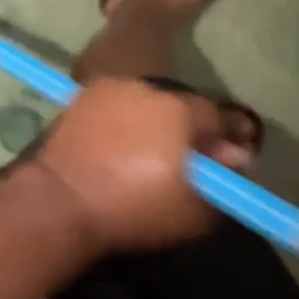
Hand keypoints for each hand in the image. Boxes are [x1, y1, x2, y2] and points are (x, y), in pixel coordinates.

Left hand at [29, 77, 255, 253]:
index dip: (226, 138)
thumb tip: (234, 158)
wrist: (64, 198)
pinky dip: (124, 119)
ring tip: (149, 154)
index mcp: (180, 110)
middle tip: (187, 160)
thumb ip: (223, 180)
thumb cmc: (136, 208)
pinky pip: (117, 105)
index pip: (217, 116)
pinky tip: (119, 144)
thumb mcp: (196, 210)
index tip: (228, 159)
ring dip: (155, 122)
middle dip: (189, 130)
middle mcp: (146, 88)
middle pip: (181, 106)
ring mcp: (111, 89)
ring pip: (147, 103)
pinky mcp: (83, 96)